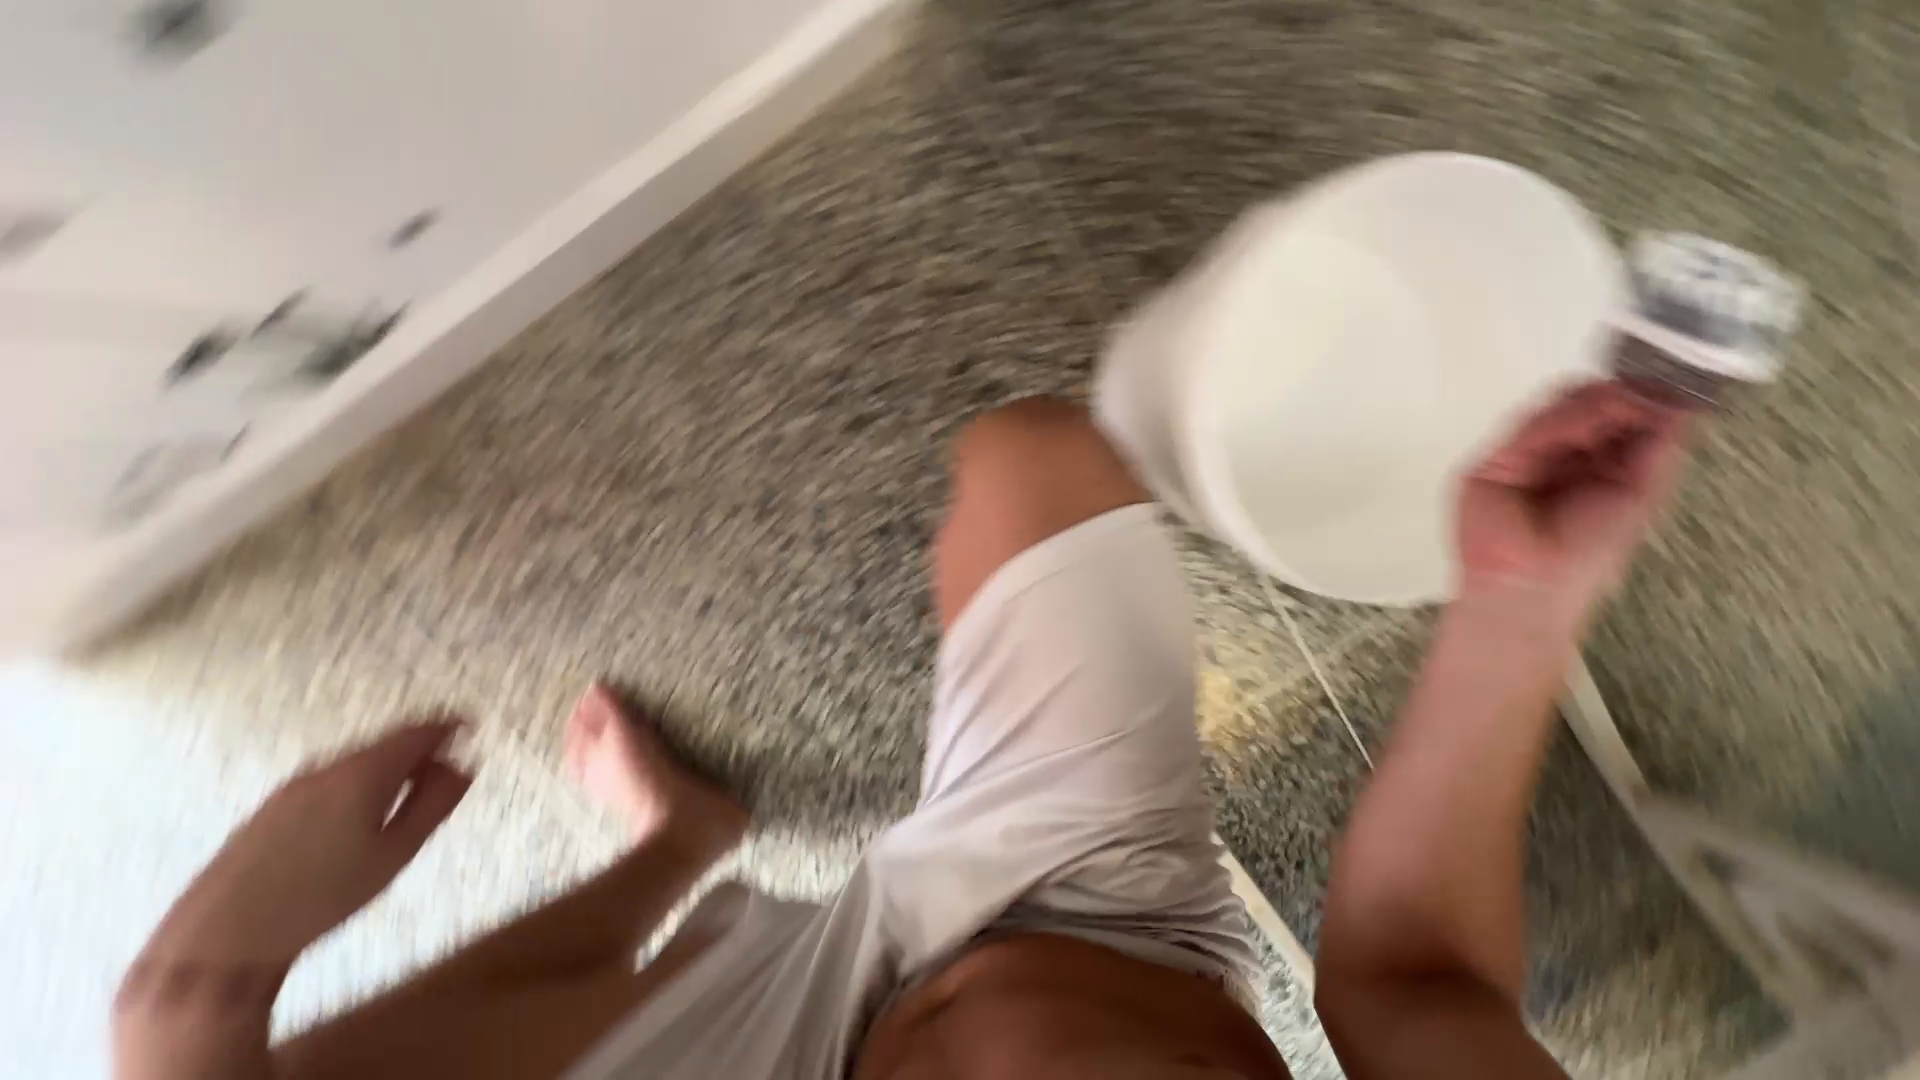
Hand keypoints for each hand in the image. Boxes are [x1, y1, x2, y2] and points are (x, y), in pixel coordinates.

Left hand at [138, 721, 472, 969]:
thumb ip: (435, 804)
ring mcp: (293, 786)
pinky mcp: (270, 808)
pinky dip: (358, 785)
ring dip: (388, 771)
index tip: (468, 730)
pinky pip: (330, 781)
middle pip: (386, 744)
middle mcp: (328, 767)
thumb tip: (463, 768)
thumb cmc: (325, 896)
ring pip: (357, 763)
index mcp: (364, 772)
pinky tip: (358, 822)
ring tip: (404, 803)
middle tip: (443, 777)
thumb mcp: (397, 853)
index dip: (448, 727)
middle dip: (419, 753)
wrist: (222, 937)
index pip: (418, 730)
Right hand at [1457, 382, 1689, 619]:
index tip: (1669, 381)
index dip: (1638, 396)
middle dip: (1616, 396)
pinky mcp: (1489, 463)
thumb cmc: (1588, 554)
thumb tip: (1683, 401)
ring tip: (1621, 408)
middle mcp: (1555, 456)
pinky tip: (1588, 424)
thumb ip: (1659, 447)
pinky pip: (1524, 430)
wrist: (1536, 583)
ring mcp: (1520, 457)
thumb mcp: (1642, 495)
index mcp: (1591, 464)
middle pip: (1580, 404)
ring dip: (1591, 404)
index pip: (1612, 417)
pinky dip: (1560, 421)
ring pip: (1552, 409)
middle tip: (1644, 393)